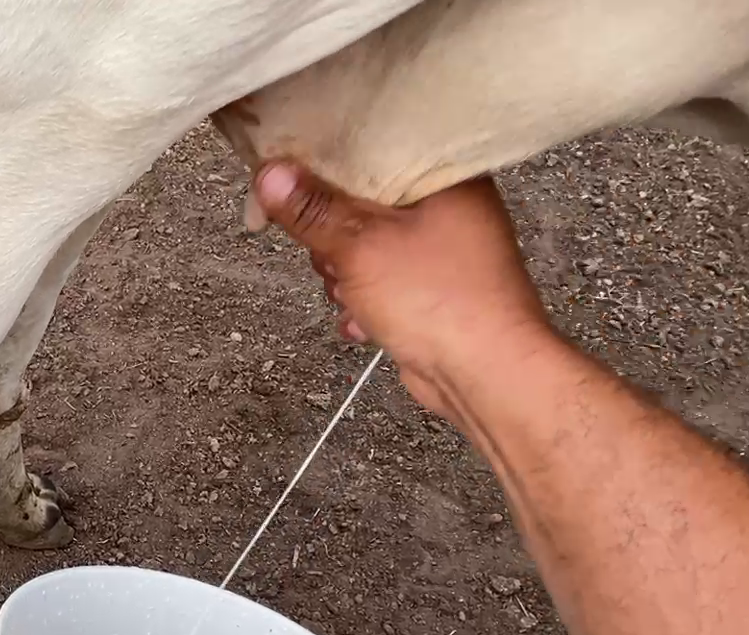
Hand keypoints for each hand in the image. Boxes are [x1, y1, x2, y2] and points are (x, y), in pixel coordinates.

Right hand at [254, 161, 558, 424]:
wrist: (479, 369)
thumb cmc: (438, 300)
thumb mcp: (359, 246)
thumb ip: (312, 210)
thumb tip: (269, 174)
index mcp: (440, 175)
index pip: (369, 150)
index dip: (322, 170)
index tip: (289, 189)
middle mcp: (443, 206)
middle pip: (356, 205)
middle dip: (331, 242)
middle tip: (337, 260)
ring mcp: (435, 250)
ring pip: (358, 249)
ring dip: (343, 280)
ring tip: (355, 297)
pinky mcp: (425, 288)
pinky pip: (373, 283)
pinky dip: (360, 303)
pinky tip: (365, 321)